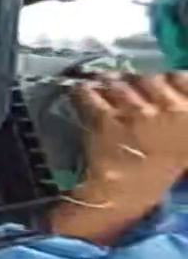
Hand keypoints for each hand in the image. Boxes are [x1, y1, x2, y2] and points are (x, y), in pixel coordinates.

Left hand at [47, 73, 187, 244]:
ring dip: (106, 81)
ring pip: (117, 83)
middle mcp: (172, 107)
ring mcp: (136, 111)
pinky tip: (81, 90)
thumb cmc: (167, 163)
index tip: (153, 81)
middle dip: (133, 79)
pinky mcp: (104, 116)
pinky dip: (82, 89)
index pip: (182, 77)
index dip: (164, 77)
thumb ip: (184, 110)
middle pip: (147, 78)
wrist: (134, 181)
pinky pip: (88, 93)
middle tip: (121, 81)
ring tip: (99, 83)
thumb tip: (174, 93)